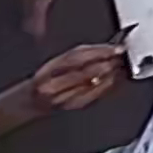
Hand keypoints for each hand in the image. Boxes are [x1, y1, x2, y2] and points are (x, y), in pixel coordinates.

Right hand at [0, 44, 127, 122]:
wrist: (31, 100)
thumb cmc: (49, 76)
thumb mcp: (61, 59)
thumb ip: (85, 52)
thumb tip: (112, 47)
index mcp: (49, 71)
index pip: (77, 59)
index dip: (100, 52)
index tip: (118, 48)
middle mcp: (52, 86)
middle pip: (87, 71)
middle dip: (108, 62)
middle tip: (122, 56)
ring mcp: (62, 98)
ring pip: (94, 83)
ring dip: (111, 72)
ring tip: (120, 64)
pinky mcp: (73, 106)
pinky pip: (96, 94)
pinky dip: (109, 83)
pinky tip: (115, 76)